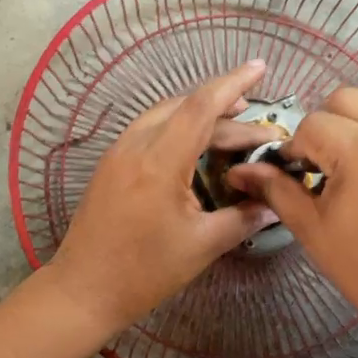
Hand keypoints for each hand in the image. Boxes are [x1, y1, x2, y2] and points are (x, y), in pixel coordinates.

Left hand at [45, 62, 280, 331]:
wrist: (82, 290)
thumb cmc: (144, 272)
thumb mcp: (202, 245)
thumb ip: (242, 218)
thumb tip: (275, 204)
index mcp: (159, 161)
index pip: (201, 107)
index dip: (233, 84)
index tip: (259, 66)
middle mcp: (135, 147)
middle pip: (184, 109)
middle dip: (225, 110)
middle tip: (260, 129)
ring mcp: (117, 154)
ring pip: (162, 117)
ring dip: (197, 116)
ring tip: (230, 126)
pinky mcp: (108, 167)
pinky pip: (147, 132)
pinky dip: (176, 130)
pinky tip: (193, 148)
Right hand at [228, 87, 357, 357]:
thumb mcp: (315, 231)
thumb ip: (278, 191)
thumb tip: (241, 170)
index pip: (311, 123)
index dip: (293, 149)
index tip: (293, 179)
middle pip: (345, 99)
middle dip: (322, 126)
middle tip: (319, 168)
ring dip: (352, 130)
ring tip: (350, 177)